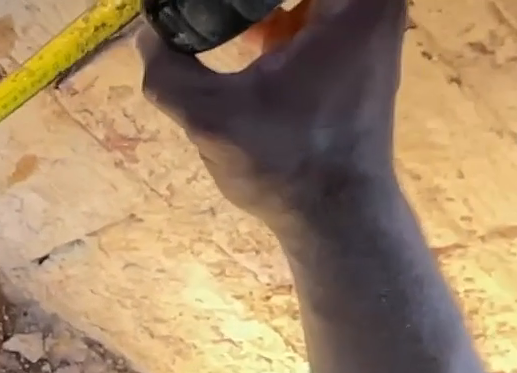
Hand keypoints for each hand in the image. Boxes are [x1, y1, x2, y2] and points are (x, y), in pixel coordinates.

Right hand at [139, 0, 408, 226]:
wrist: (334, 209)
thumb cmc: (282, 160)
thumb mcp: (211, 117)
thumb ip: (170, 75)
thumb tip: (144, 35)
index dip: (233, 1)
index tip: (194, 10)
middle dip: (240, 5)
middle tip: (199, 16)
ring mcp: (372, 20)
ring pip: (303, 4)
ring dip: (256, 10)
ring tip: (214, 28)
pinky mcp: (360, 46)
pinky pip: (315, 14)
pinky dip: (278, 22)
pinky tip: (246, 45)